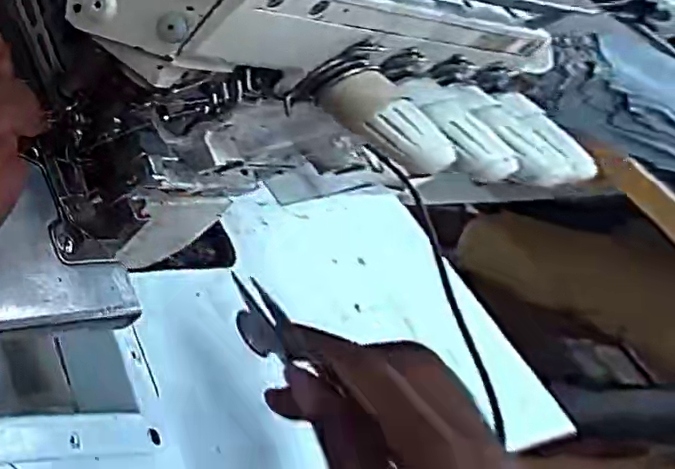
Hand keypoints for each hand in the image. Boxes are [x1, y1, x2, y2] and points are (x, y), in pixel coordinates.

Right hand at [266, 326, 507, 468]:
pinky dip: (408, 414)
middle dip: (352, 358)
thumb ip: (335, 435)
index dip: (318, 344)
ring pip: (436, 392)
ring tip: (333, 403)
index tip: (284, 337)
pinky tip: (378, 431)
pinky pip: (457, 425)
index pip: (371, 366)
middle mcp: (492, 457)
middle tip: (305, 367)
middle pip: (413, 367)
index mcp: (446, 456)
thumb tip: (303, 379)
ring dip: (377, 385)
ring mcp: (508, 467)